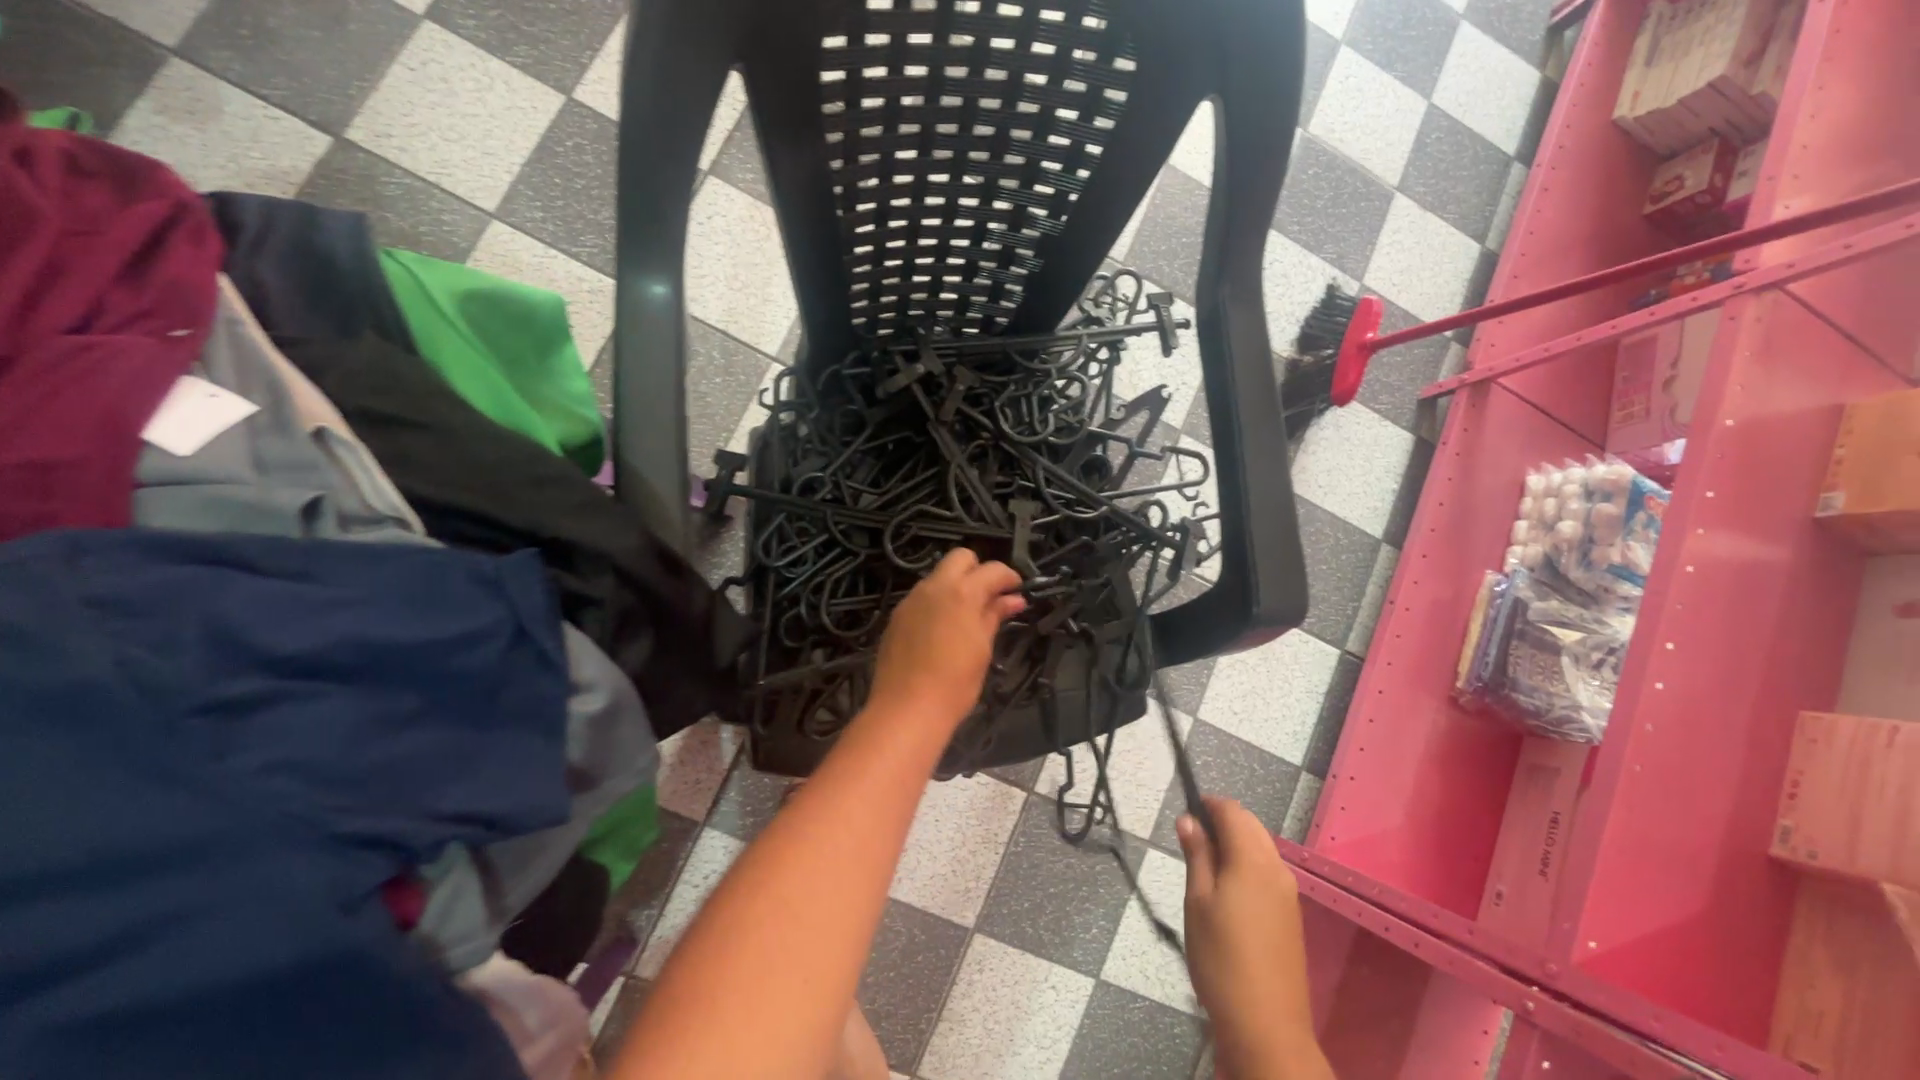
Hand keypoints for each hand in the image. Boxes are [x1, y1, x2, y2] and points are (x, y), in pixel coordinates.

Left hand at [867, 548, 1025, 729]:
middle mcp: (933, 587)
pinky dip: (937, 603)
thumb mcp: (983, 649)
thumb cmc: (955, 683)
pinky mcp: (896, 617)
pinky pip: (921, 598)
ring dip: (956, 586)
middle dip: (979, 570)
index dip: (1009, 578)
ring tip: (968, 616)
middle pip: (960, 558)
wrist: (906, 709)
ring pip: (938, 577)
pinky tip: (943, 630)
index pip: (992, 569)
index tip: (1017, 592)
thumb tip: (1013, 599)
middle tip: (990, 597)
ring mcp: (911, 600)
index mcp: (961, 592)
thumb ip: (995, 616)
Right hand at [1179, 797, 1328, 1079]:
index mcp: (1253, 860)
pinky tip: (1227, 894)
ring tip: (1203, 870)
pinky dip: (1247, 867)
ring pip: (1261, 850)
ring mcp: (1289, 894)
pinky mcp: (1291, 917)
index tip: (1183, 815)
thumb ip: (1196, 856)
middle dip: (1222, 823)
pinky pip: (1268, 874)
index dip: (1208, 805)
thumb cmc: (1221, 958)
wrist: (1266, 1024)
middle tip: (1190, 842)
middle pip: (1251, 827)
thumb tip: (1189, 820)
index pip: (1233, 811)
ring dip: (1235, 845)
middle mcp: (1277, 869)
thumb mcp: (1197, 902)